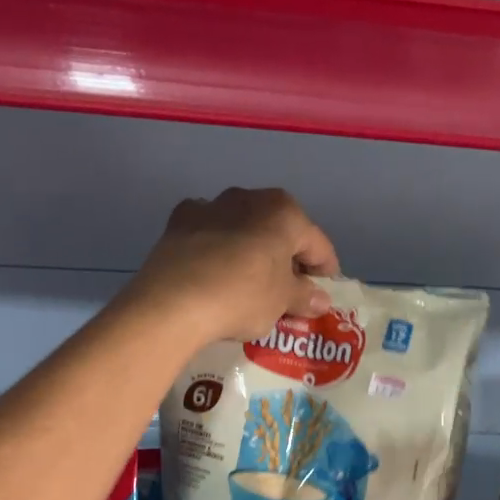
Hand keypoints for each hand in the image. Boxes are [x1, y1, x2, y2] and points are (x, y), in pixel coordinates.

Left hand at [123, 188, 338, 342]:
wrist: (173, 302)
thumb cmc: (242, 296)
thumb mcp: (282, 302)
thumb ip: (305, 296)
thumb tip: (321, 299)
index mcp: (285, 212)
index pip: (317, 244)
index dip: (325, 271)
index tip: (324, 293)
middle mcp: (250, 197)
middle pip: (279, 231)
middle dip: (287, 258)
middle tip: (288, 291)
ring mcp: (211, 205)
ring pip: (244, 228)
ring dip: (251, 250)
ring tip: (250, 283)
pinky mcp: (180, 221)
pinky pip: (210, 234)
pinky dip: (217, 247)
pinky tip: (214, 270)